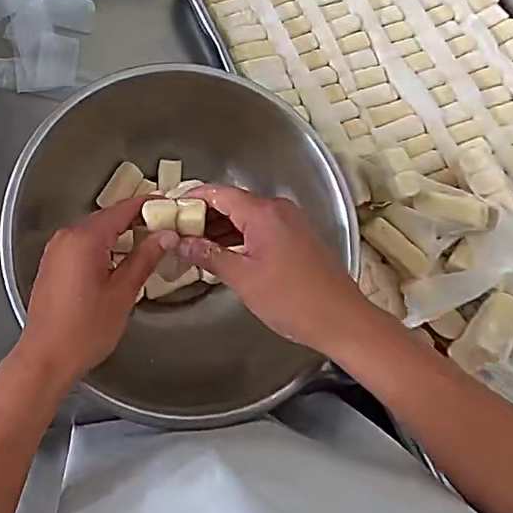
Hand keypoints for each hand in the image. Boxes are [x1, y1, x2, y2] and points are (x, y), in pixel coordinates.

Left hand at [16, 198, 174, 386]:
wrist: (45, 358)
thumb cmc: (82, 331)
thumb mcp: (123, 293)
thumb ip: (145, 259)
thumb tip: (165, 237)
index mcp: (85, 239)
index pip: (122, 210)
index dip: (147, 205)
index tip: (167, 206)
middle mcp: (67, 238)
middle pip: (107, 217)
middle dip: (135, 220)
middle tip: (162, 228)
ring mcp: (56, 250)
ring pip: (94, 231)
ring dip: (119, 235)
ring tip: (146, 245)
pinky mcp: (52, 265)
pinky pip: (81, 244)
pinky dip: (102, 247)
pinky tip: (118, 261)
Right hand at [176, 184, 374, 352]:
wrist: (343, 320)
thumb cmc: (293, 300)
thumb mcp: (243, 278)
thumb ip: (209, 255)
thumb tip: (181, 243)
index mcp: (264, 212)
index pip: (219, 193)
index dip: (192, 198)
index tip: (170, 208)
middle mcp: (278, 209)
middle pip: (232, 201)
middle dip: (203, 215)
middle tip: (177, 230)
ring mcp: (290, 222)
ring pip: (246, 215)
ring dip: (221, 227)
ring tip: (194, 244)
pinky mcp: (297, 236)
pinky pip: (261, 226)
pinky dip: (239, 235)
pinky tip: (223, 252)